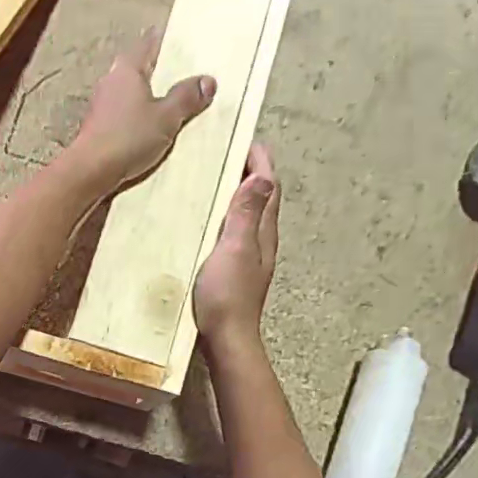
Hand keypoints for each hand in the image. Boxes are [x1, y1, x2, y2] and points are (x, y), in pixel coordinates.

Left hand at [65, 30, 214, 193]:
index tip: (188, 45)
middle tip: (188, 76)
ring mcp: (103, 103)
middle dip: (162, 71)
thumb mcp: (166, 118)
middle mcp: (112, 79)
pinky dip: (140, 115)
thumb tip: (208, 81)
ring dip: (151, 96)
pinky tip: (152, 126)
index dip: (169, 42)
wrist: (91, 171)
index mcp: (127, 68)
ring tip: (174, 104)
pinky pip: (127, 112)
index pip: (150, 42)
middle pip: (141, 67)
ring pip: (133, 91)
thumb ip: (186, 98)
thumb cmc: (129, 137)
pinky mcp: (100, 125)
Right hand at [193, 143, 279, 349]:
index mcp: (263, 232)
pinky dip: (227, 213)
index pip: (268, 185)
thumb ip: (246, 215)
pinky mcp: (235, 269)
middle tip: (227, 151)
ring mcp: (250, 256)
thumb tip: (262, 177)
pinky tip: (209, 218)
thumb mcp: (235, 249)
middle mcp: (262, 240)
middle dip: (250, 170)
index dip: (259, 160)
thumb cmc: (227, 296)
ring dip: (239, 192)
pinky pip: (235, 230)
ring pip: (250, 213)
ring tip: (216, 176)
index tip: (244, 137)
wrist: (226, 340)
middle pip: (262, 197)